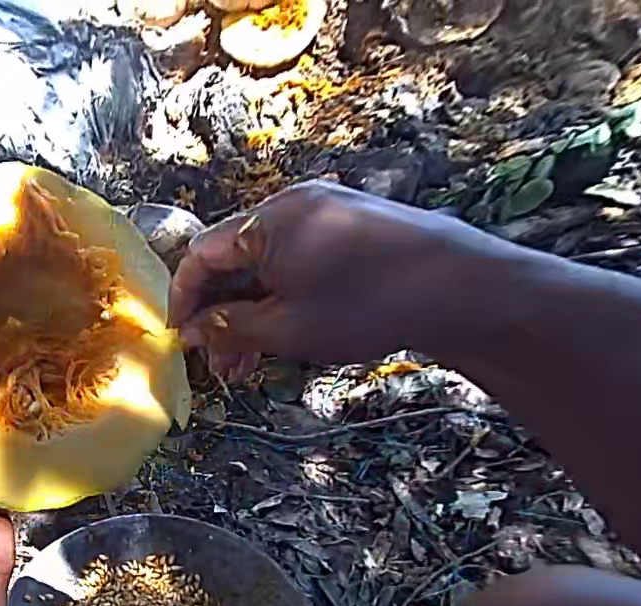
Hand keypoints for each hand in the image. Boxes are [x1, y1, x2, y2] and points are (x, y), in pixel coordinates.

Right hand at [169, 181, 532, 381]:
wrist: (460, 289)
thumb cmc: (363, 307)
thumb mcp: (283, 328)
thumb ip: (227, 328)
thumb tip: (190, 332)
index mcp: (268, 222)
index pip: (201, 255)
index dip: (184, 299)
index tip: (181, 337)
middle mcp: (291, 206)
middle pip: (232, 262)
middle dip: (219, 315)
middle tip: (217, 362)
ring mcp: (323, 213)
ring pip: (262, 268)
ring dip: (247, 315)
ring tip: (246, 363)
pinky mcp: (347, 227)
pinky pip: (293, 263)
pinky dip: (277, 299)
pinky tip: (277, 336)